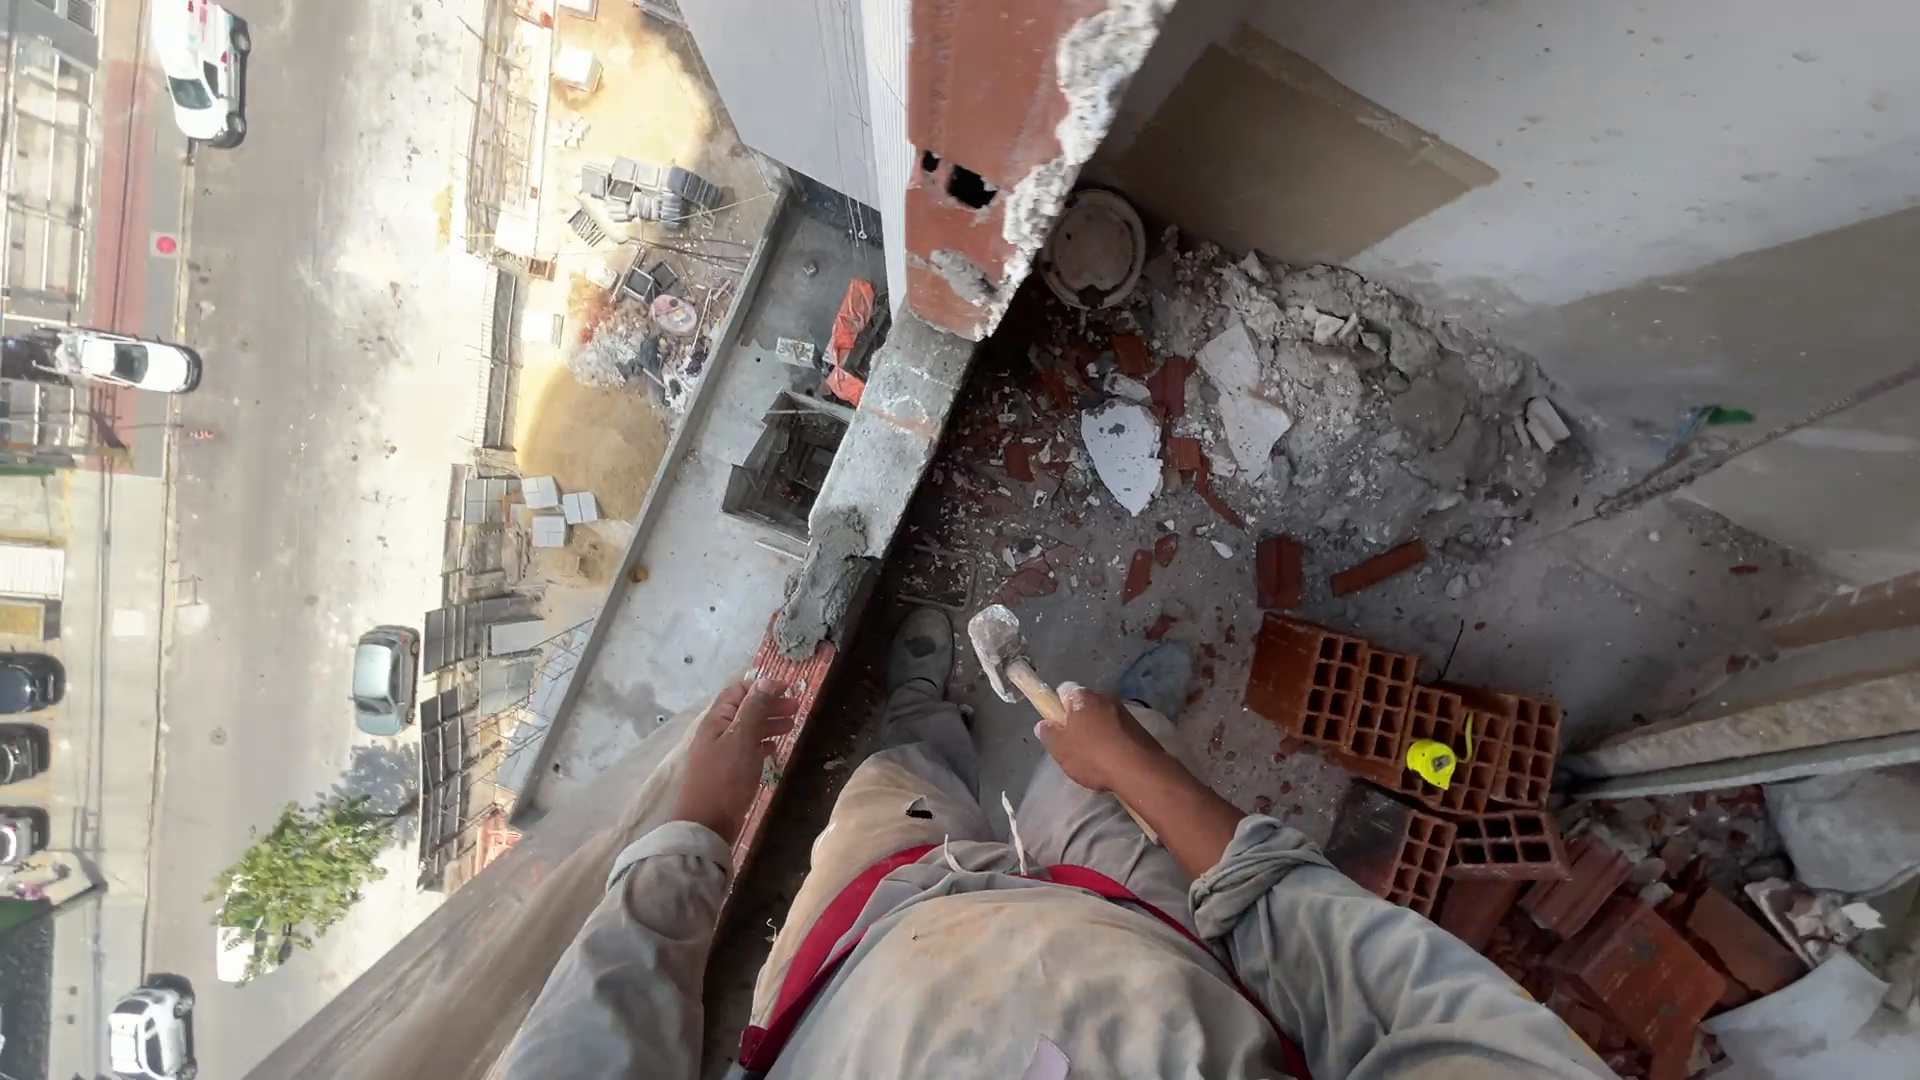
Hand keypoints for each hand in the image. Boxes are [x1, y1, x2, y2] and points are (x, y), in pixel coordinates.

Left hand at [672, 679, 798, 842]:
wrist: (707, 824)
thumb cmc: (725, 778)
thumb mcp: (742, 738)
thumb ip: (755, 709)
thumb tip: (767, 681)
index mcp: (717, 720)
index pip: (738, 691)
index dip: (762, 687)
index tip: (787, 689)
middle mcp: (717, 732)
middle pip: (746, 709)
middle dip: (770, 704)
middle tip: (796, 707)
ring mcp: (722, 752)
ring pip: (749, 729)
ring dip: (769, 723)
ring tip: (792, 725)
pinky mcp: (728, 771)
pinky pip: (748, 748)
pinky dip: (763, 743)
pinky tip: (775, 747)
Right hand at [1034, 684, 1169, 793]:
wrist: (1138, 770)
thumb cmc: (1092, 755)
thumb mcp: (1060, 749)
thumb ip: (1048, 734)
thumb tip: (1044, 724)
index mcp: (1082, 696)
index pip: (1064, 691)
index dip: (1057, 707)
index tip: (1058, 726)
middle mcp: (1104, 697)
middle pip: (1085, 704)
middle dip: (1078, 720)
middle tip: (1073, 744)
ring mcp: (1124, 711)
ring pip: (1103, 718)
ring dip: (1097, 731)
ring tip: (1095, 757)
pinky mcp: (1139, 727)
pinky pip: (1118, 730)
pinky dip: (1113, 741)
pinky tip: (1112, 761)